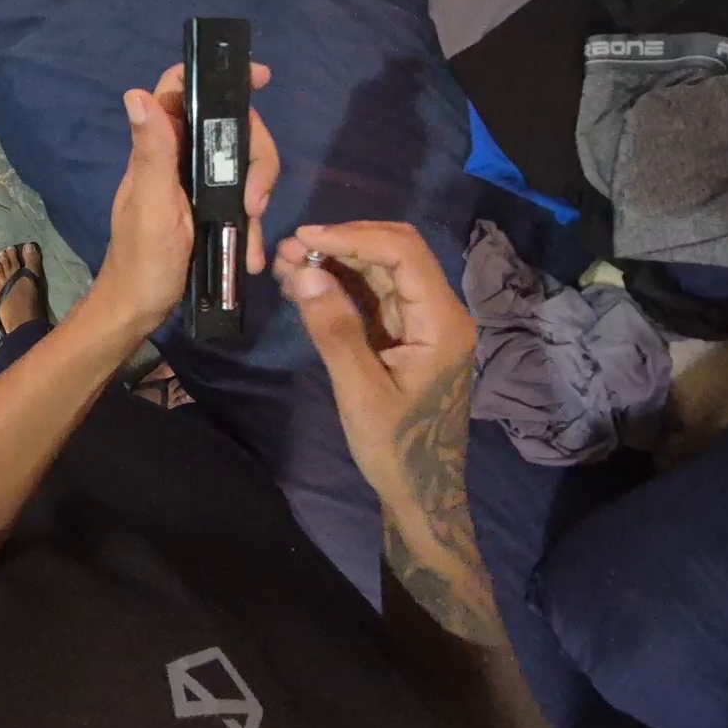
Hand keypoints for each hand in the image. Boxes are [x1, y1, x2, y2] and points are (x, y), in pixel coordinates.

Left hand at [92, 62, 279, 336]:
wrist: (141, 309)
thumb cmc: (142, 259)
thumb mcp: (150, 205)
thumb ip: (151, 151)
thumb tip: (135, 93)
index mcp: (160, 146)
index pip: (184, 89)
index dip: (221, 77)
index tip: (263, 80)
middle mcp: (178, 156)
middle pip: (232, 128)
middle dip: (256, 160)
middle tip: (256, 203)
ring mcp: (195, 182)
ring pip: (243, 165)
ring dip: (259, 197)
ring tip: (253, 233)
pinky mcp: (209, 208)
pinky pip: (243, 199)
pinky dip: (252, 223)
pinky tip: (251, 252)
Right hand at [270, 222, 475, 492]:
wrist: (419, 490)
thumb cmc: (395, 447)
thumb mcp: (359, 391)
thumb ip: (334, 329)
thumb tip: (302, 272)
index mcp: (442, 322)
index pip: (402, 254)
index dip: (351, 237)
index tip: (302, 239)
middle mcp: (439, 312)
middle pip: (394, 252)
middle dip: (341, 243)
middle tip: (289, 250)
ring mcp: (422, 321)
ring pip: (380, 270)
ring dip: (335, 260)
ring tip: (286, 263)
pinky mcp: (404, 332)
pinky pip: (372, 293)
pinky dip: (339, 283)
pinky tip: (303, 285)